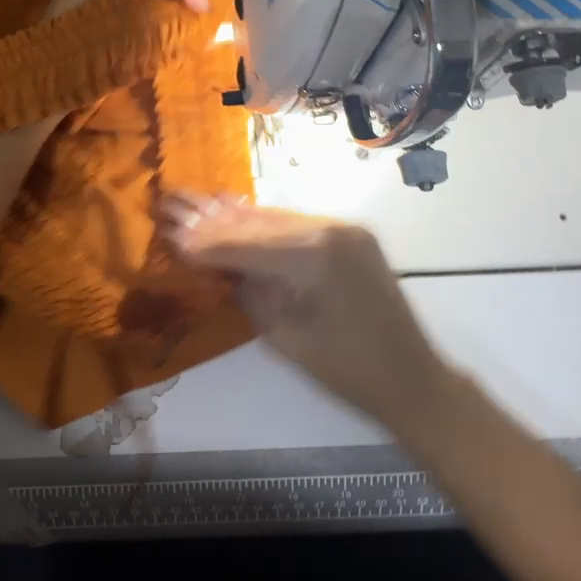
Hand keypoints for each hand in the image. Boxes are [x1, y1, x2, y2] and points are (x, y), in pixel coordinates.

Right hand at [163, 196, 445, 428]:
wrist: (413, 378)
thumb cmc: (347, 372)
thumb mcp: (285, 338)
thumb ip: (250, 293)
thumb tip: (216, 267)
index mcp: (315, 257)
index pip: (245, 244)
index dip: (204, 241)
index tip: (168, 231)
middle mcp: (330, 230)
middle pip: (258, 224)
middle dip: (212, 220)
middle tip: (171, 203)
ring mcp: (344, 228)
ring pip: (276, 218)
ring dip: (235, 215)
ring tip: (194, 202)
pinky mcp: (350, 235)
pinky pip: (297, 223)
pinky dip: (265, 221)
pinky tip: (236, 208)